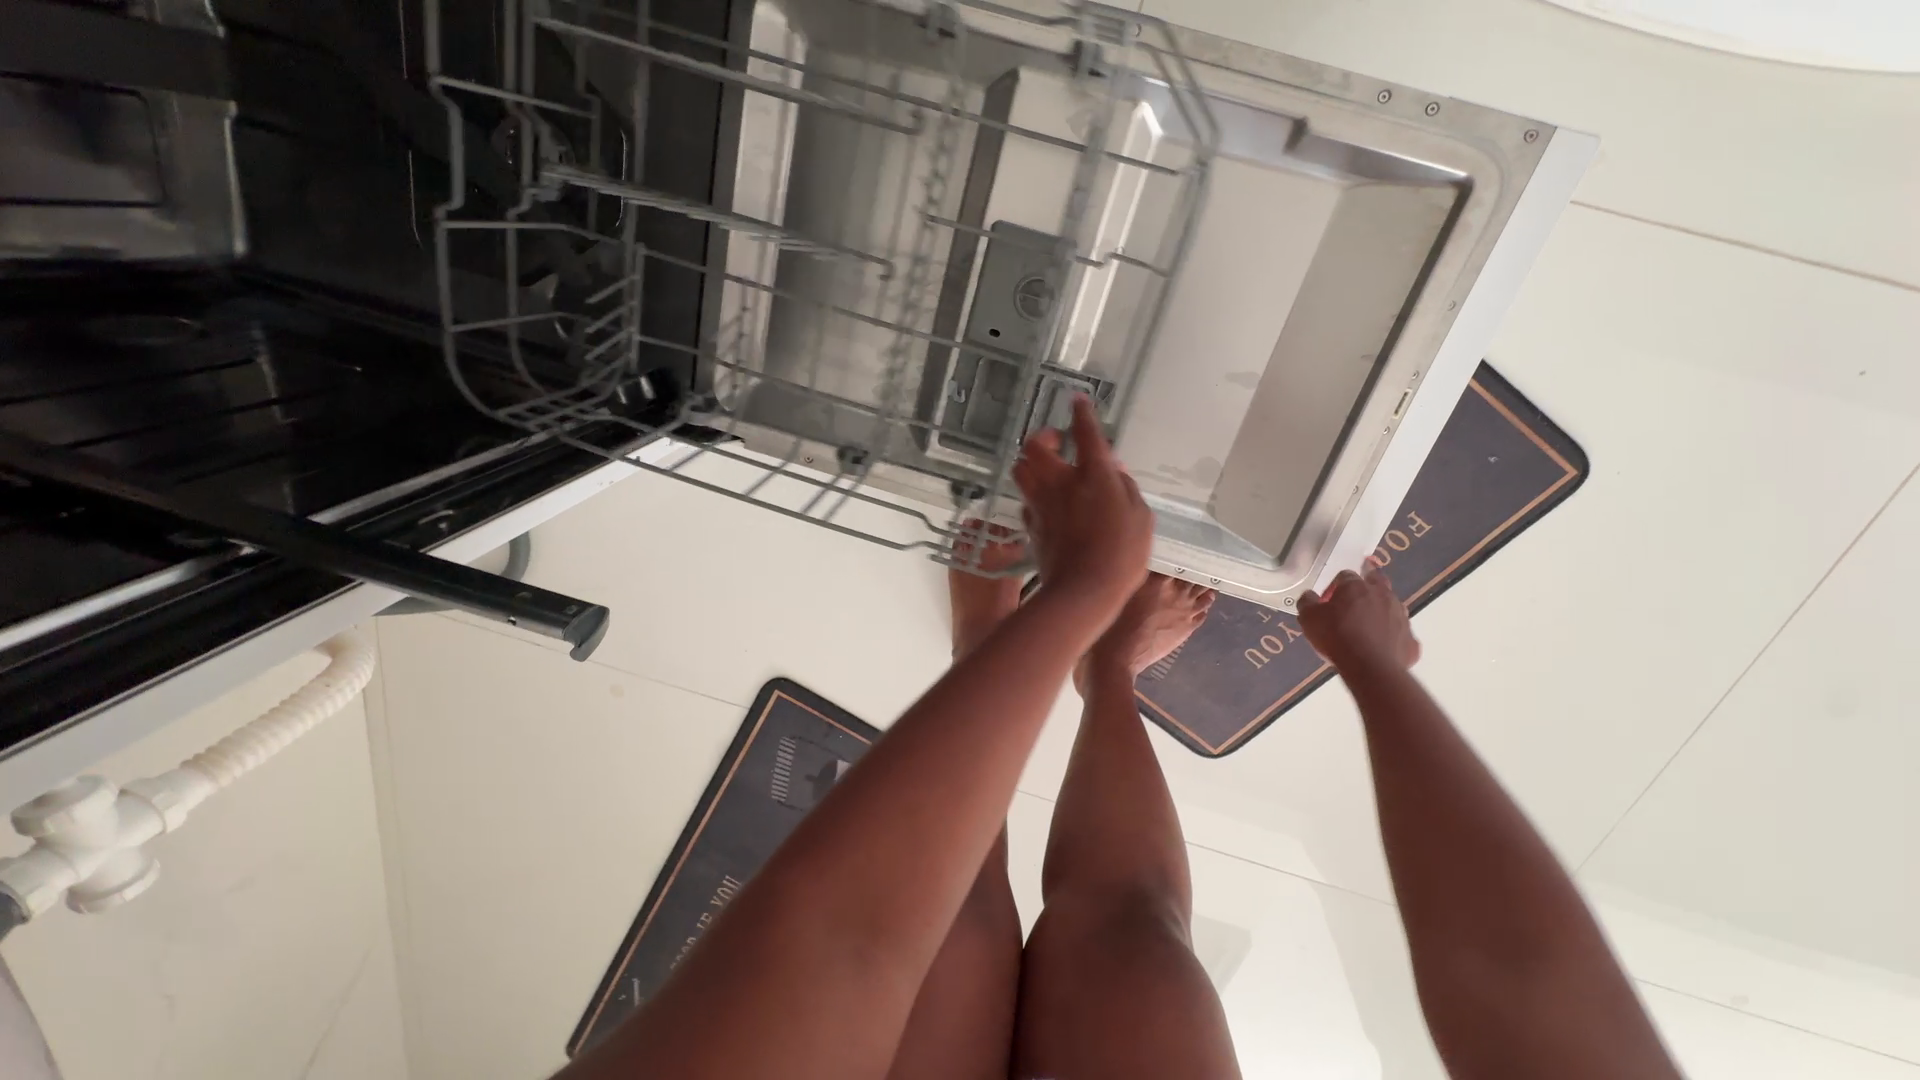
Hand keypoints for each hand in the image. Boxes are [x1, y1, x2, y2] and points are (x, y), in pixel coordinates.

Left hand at [1012, 396, 1152, 620]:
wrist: (1082, 591)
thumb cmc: (1122, 554)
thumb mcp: (1140, 517)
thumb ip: (1126, 489)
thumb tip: (1114, 472)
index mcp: (1093, 475)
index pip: (1086, 433)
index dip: (1082, 413)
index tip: (1078, 401)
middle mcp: (1061, 483)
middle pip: (1036, 446)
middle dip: (1044, 437)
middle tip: (1058, 442)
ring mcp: (1041, 504)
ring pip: (1022, 470)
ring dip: (1031, 463)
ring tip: (1046, 468)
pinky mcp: (1030, 526)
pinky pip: (1026, 500)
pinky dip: (1033, 496)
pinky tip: (1046, 504)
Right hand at [1297, 565, 1420, 674]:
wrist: (1371, 668)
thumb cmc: (1336, 637)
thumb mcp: (1308, 618)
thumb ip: (1307, 602)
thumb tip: (1309, 595)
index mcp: (1356, 586)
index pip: (1345, 575)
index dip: (1334, 586)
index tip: (1327, 601)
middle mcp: (1382, 595)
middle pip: (1376, 581)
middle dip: (1365, 586)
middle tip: (1353, 602)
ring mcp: (1401, 616)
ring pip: (1391, 606)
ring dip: (1380, 611)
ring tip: (1366, 627)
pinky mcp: (1411, 639)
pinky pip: (1399, 632)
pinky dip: (1391, 636)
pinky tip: (1380, 647)